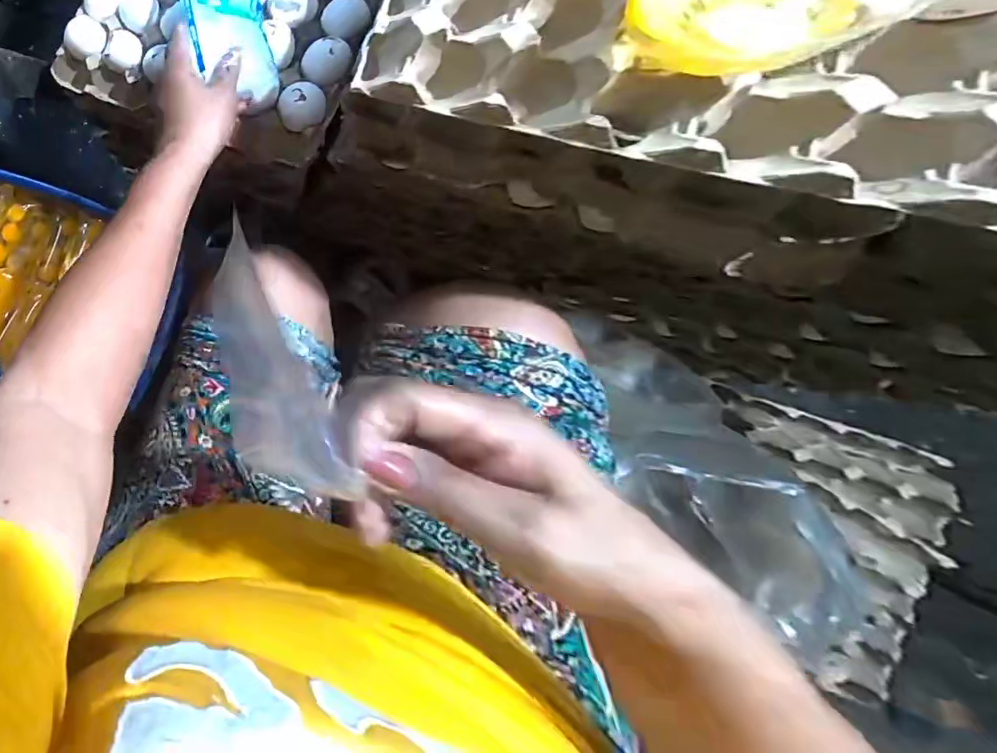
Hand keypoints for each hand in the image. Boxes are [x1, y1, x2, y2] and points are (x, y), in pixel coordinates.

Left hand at [155, 27, 242, 164]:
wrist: (183, 159)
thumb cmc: (204, 120)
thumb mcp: (224, 93)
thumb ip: (228, 71)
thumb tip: (232, 52)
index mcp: (177, 69)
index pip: (180, 39)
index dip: (188, 27)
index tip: (196, 17)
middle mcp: (167, 83)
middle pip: (185, 63)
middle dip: (204, 57)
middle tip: (220, 48)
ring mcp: (168, 103)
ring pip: (192, 85)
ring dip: (212, 83)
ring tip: (236, 84)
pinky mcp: (174, 120)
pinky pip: (194, 102)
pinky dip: (209, 100)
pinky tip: (231, 108)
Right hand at [347, 380, 721, 623]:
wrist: (646, 601)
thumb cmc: (598, 559)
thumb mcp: (524, 530)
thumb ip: (444, 488)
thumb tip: (368, 459)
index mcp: (489, 418)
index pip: (400, 396)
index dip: (364, 427)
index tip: (352, 480)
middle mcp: (466, 419)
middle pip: (383, 409)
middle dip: (355, 450)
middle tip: (353, 505)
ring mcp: (459, 443)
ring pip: (384, 436)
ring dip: (363, 475)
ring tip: (368, 528)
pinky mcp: (453, 470)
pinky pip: (397, 464)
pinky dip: (378, 490)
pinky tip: (380, 523)